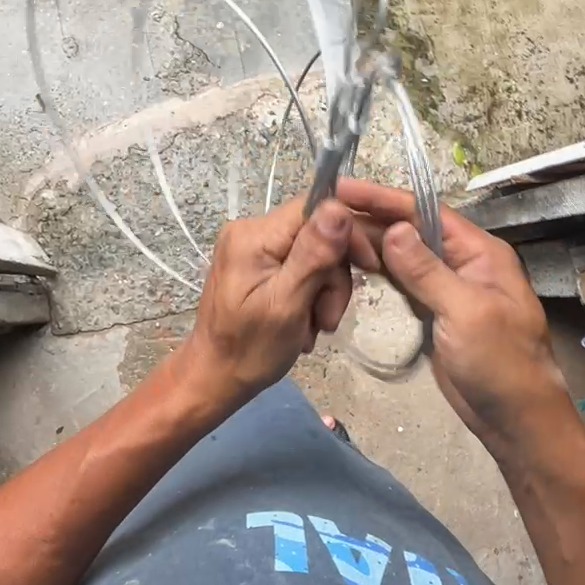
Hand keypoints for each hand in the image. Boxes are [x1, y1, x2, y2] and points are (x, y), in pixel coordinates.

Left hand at [178, 196, 367, 402]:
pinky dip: (310, 295)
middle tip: (327, 318)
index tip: (369, 268)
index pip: (316, 208)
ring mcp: (252, 247)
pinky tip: (304, 323)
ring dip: (324, 292)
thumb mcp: (288, 304)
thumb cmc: (249, 348)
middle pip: (318, 232)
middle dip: (333, 276)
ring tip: (314, 327)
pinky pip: (299, 267)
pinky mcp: (257, 265)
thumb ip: (314, 255)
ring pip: (314, 253)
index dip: (348, 233)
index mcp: (254, 235)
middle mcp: (251, 230)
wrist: (215, 376)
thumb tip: (339, 208)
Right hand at [336, 179, 570, 447]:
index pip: (426, 212)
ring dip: (369, 242)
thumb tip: (391, 230)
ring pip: (402, 252)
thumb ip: (427, 272)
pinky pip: (400, 278)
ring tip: (330, 232)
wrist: (516, 422)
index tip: (344, 186)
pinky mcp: (432, 308)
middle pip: (410, 228)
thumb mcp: (466, 313)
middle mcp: (462, 261)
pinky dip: (376, 269)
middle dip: (370, 217)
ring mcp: (446, 285)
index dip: (384, 198)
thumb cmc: (501, 365)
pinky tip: (350, 262)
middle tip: (326, 210)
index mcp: (480, 252)